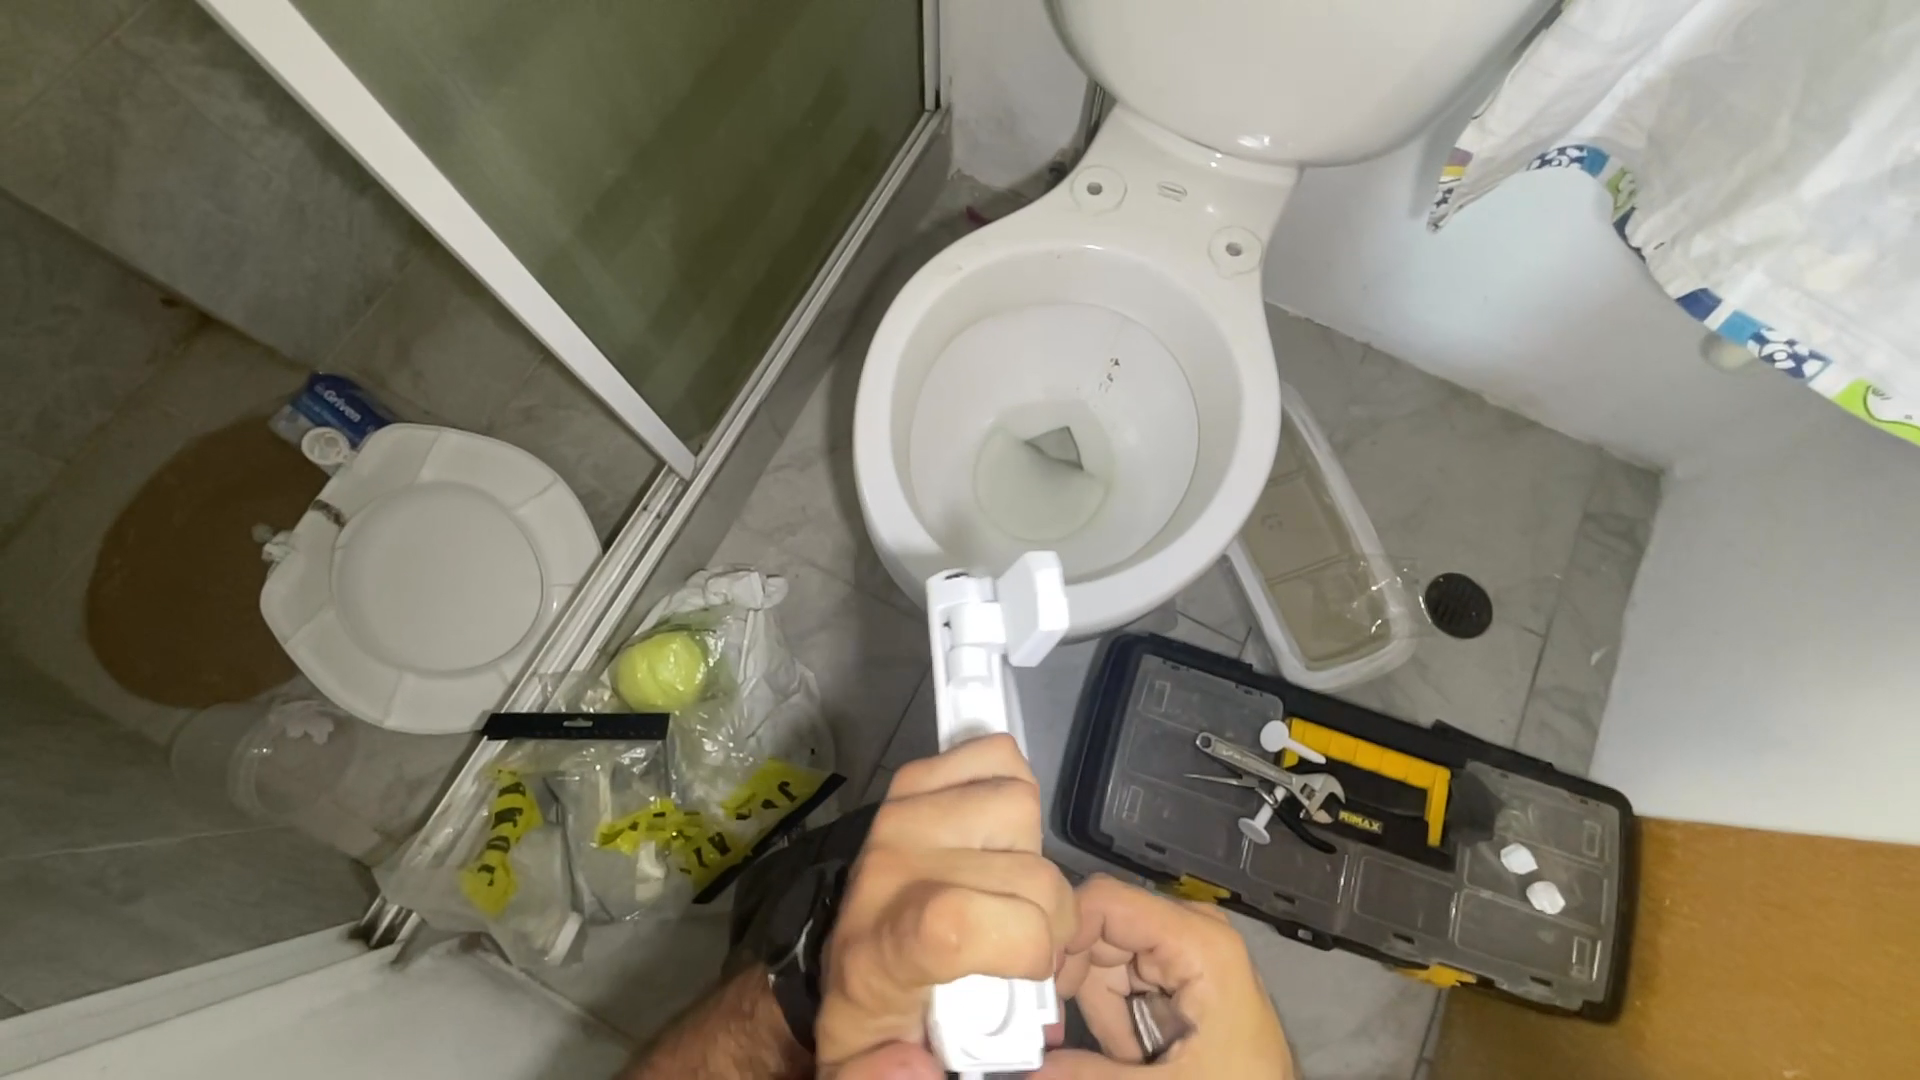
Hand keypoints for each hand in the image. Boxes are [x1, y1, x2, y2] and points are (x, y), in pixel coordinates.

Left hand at [815, 735, 1076, 1078]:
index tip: (1032, 972)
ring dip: (1032, 850)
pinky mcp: (916, 779)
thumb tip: (918, 1068)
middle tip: (1023, 936)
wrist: (846, 952)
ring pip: (1021, 806)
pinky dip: (1013, 786)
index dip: (1023, 942)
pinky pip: (998, 755)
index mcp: (882, 949)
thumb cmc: (878, 1014)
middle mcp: (890, 868)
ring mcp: (903, 813)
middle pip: (1027, 870)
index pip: (955, 922)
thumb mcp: (875, 1069)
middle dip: (1049, 913)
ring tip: (1007, 883)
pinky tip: (995, 833)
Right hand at [1041, 876, 1292, 1077]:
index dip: (1062, 934)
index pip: (1105, 900)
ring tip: (1131, 1055)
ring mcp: (1182, 944)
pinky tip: (1136, 1047)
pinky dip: (1113, 1012)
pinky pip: (1118, 974)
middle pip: (1098, 930)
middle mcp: (1188, 928)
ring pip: (1102, 956)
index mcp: (1197, 941)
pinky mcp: (1175, 965)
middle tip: (1090, 1041)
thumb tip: (1029, 1072)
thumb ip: (1093, 1076)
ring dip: (1101, 1009)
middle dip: (1083, 988)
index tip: (1037, 985)